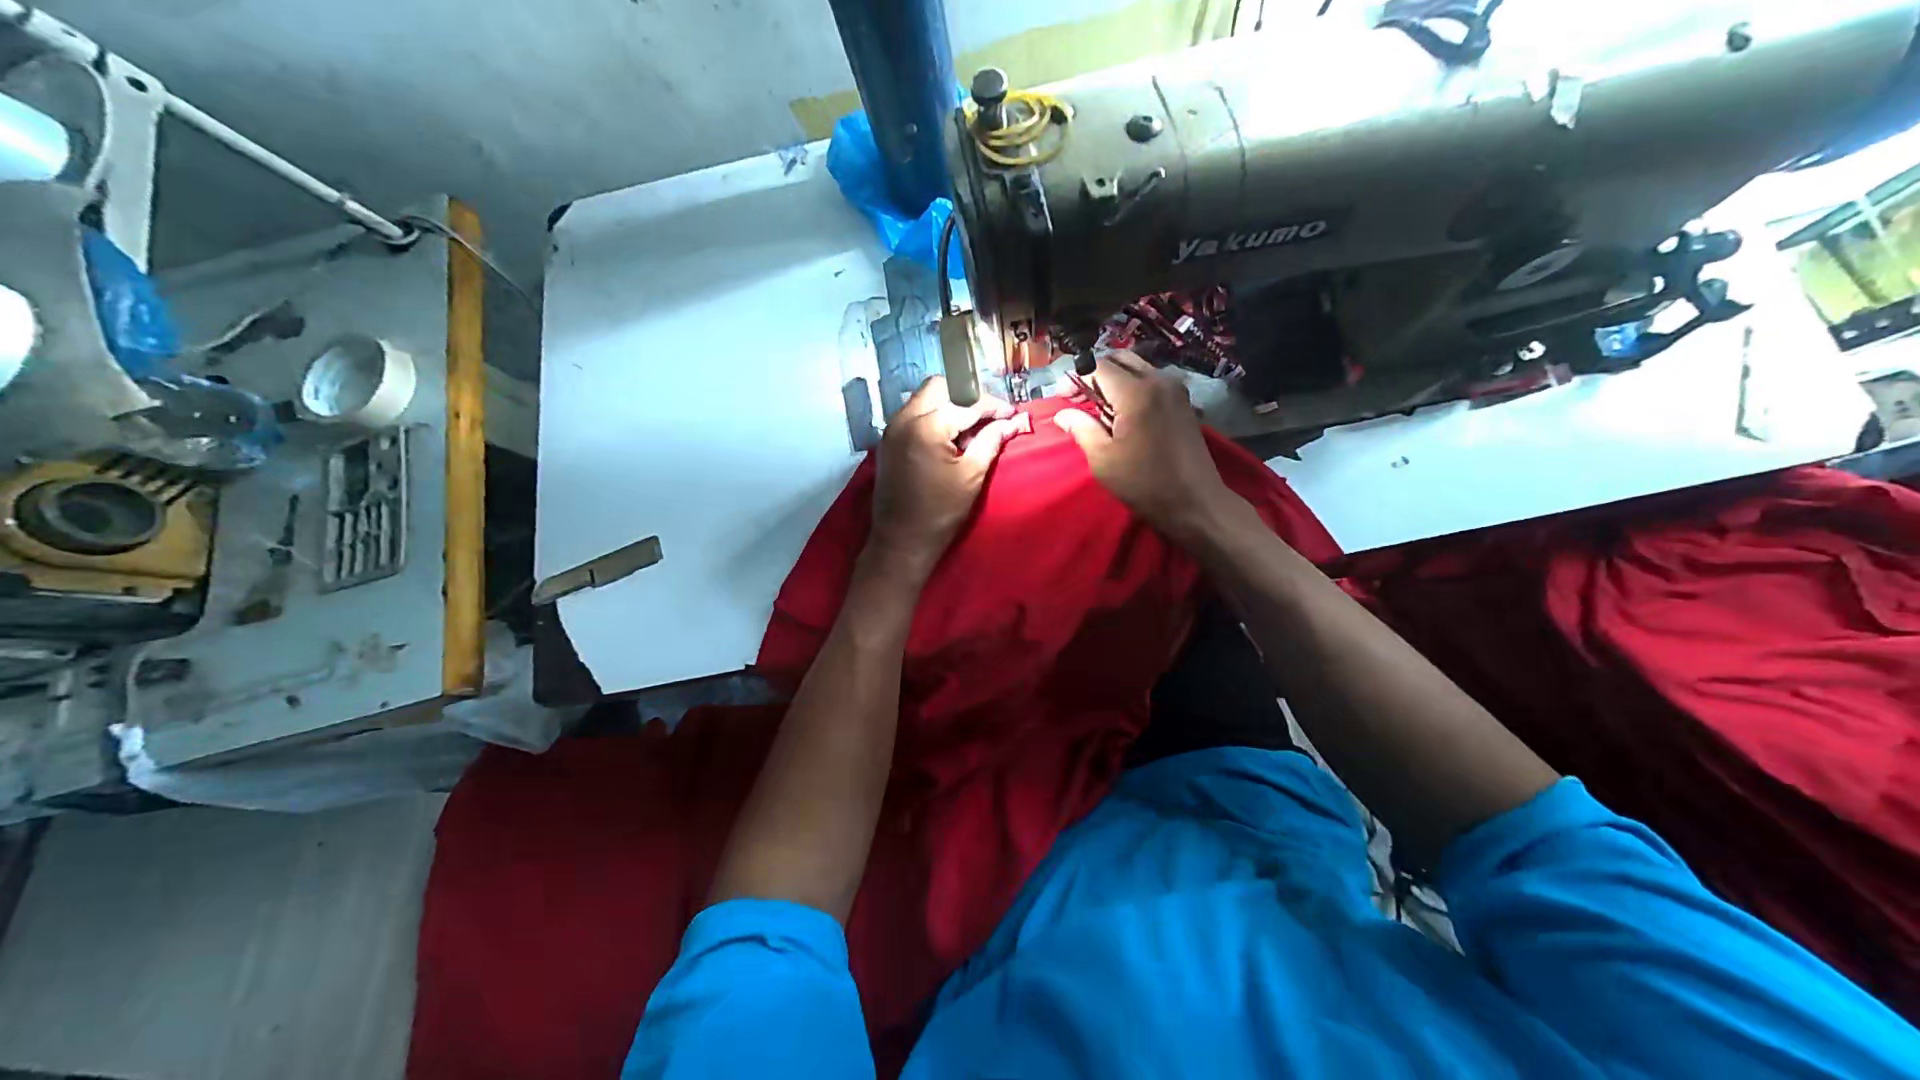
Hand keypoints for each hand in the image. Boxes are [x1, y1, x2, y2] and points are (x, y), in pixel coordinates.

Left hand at [868, 377, 1022, 577]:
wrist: (901, 541)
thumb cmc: (940, 512)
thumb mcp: (971, 476)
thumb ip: (991, 441)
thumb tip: (1012, 422)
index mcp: (926, 426)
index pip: (966, 402)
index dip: (993, 406)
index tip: (1012, 414)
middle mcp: (904, 419)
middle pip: (939, 387)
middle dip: (967, 396)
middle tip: (989, 416)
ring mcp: (892, 429)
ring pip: (924, 399)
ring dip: (949, 404)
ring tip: (972, 427)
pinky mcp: (888, 441)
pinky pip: (914, 415)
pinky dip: (934, 417)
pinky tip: (951, 437)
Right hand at [1055, 350, 1237, 535]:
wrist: (1195, 501)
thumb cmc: (1144, 482)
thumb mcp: (1103, 458)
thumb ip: (1081, 428)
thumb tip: (1063, 413)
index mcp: (1136, 392)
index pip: (1098, 365)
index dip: (1076, 377)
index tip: (1063, 399)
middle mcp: (1159, 380)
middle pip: (1119, 359)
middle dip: (1095, 373)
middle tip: (1079, 399)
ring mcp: (1175, 389)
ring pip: (1137, 368)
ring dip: (1114, 380)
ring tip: (1100, 409)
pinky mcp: (1183, 401)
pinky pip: (1151, 381)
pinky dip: (1132, 388)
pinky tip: (1124, 414)